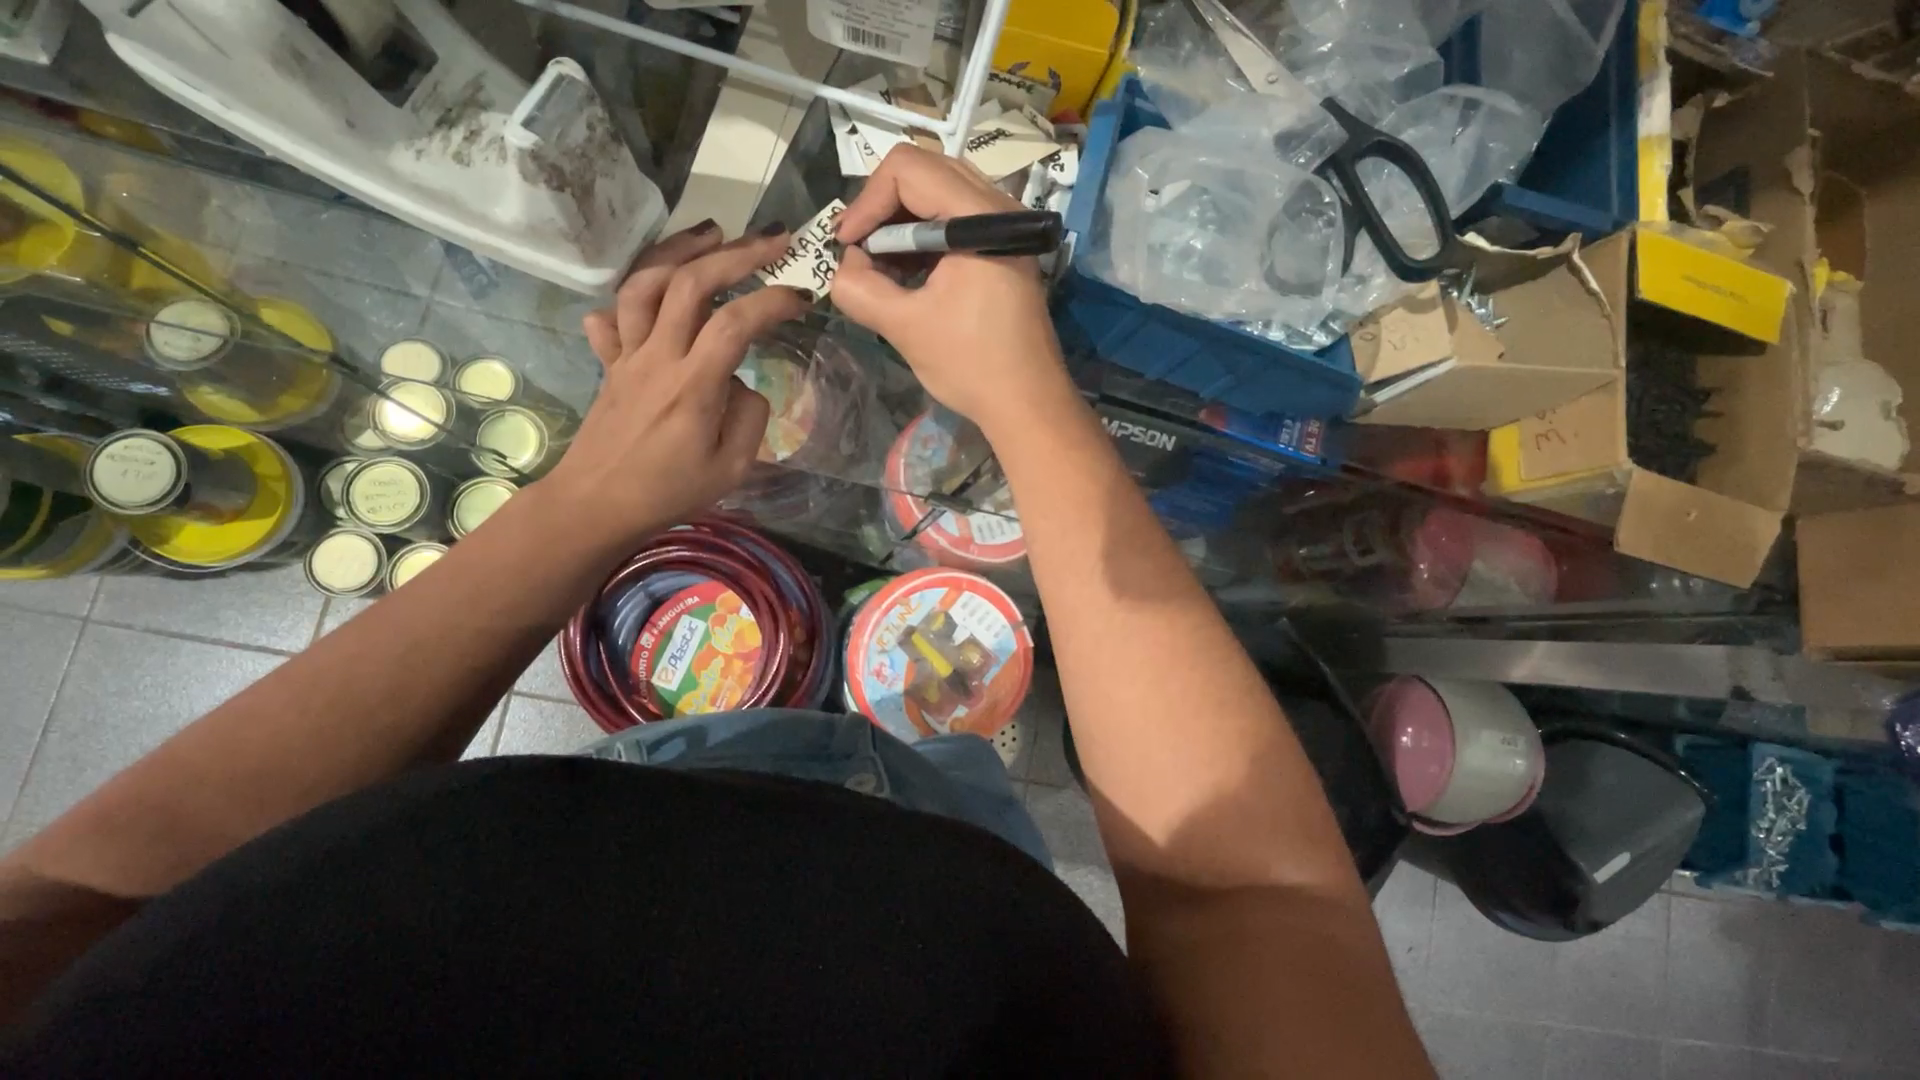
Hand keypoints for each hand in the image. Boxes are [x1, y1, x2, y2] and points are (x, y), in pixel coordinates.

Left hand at [539, 221, 807, 545]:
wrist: (595, 506)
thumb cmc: (668, 493)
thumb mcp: (731, 469)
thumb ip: (749, 418)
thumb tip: (740, 384)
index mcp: (693, 385)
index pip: (737, 323)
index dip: (773, 300)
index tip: (802, 294)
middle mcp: (657, 356)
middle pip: (690, 284)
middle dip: (736, 253)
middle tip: (773, 239)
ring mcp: (628, 355)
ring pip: (645, 283)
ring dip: (680, 249)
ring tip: (712, 233)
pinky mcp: (610, 363)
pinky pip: (615, 316)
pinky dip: (633, 293)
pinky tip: (652, 287)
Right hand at [832, 145, 1076, 434]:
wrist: (1029, 404)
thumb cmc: (972, 366)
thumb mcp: (905, 327)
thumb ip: (861, 288)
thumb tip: (844, 264)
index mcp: (979, 216)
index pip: (907, 169)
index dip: (866, 202)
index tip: (847, 247)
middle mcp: (998, 207)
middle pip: (923, 173)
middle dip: (881, 210)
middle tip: (857, 251)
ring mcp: (1005, 227)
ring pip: (938, 196)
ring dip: (900, 226)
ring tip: (878, 267)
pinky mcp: (1004, 250)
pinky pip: (954, 221)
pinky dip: (923, 239)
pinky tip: (905, 275)